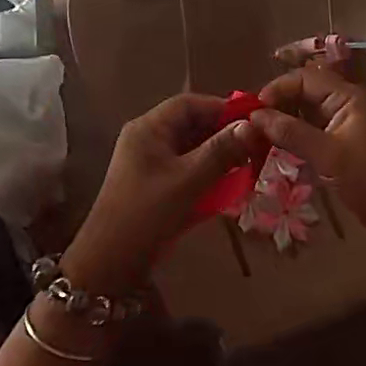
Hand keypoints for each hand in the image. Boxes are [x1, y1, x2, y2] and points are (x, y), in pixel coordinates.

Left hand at [61, 94, 264, 294]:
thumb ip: (221, 151)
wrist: (110, 262)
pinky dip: (206, 171)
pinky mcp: (153, 183)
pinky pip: (184, 167)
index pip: (189, 104)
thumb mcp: (188, 180)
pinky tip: (226, 184)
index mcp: (148, 128)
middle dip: (222, 133)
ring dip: (217, 153)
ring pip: (190, 147)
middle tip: (255, 145)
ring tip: (246, 164)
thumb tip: (253, 125)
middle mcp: (146, 138)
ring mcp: (148, 162)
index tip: (252, 120)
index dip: (221, 108)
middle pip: (190, 124)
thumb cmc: (147, 213)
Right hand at [250, 67, 365, 265]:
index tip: (252, 110)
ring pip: (308, 112)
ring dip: (285, 121)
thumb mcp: (328, 156)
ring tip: (260, 138)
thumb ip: (291, 133)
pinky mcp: (347, 143)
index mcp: (347, 97)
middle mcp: (347, 104)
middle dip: (278, 104)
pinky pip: (316, 130)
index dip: (276, 89)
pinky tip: (280, 149)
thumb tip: (255, 116)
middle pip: (304, 92)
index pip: (303, 78)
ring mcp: (348, 124)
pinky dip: (297, 136)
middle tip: (252, 125)